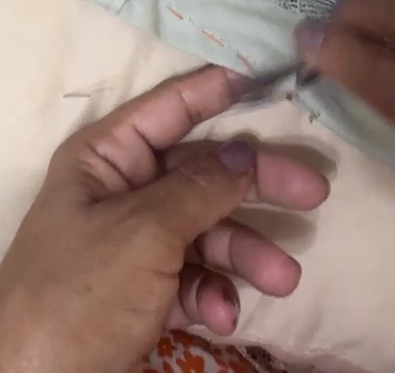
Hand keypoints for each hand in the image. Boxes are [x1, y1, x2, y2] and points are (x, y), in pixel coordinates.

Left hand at [0, 65, 329, 372]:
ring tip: (283, 279)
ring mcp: (132, 240)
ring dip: (244, 251)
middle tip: (315, 192)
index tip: (267, 78)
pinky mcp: (141, 289)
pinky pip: (190, 276)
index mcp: (106, 156)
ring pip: (204, 228)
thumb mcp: (143, 232)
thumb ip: (199, 189)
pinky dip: (212, 293)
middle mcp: (121, 188)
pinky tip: (222, 317)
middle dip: (254, 185)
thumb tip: (244, 150)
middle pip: (200, 170)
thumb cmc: (79, 289)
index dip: (215, 90)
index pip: (168, 108)